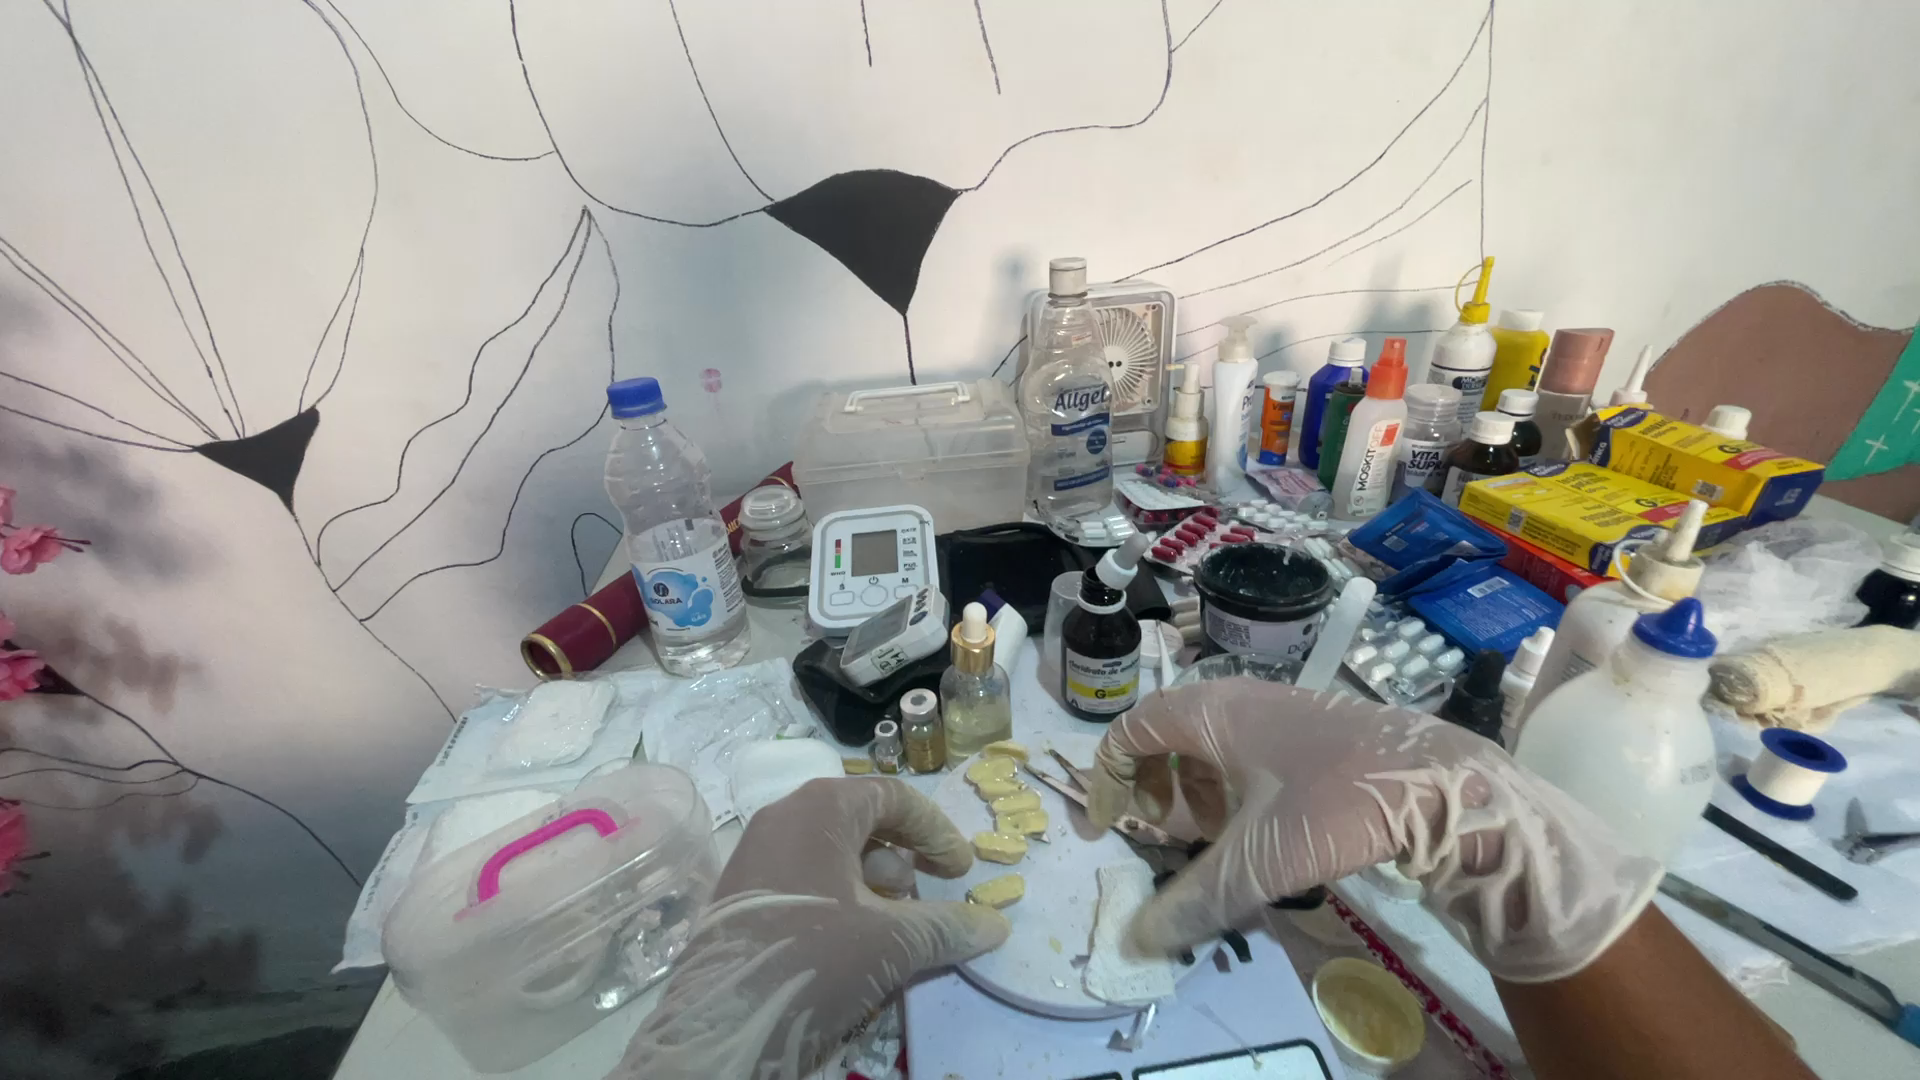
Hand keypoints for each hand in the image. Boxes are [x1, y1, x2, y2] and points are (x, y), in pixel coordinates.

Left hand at [614, 777, 1009, 1079]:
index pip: (894, 796)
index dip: (936, 830)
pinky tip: (850, 931)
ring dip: (873, 875)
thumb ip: (946, 927)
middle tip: (931, 888)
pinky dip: (839, 889)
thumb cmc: (813, 958)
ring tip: (893, 917)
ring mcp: (757, 848)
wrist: (719, 1025)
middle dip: (905, 853)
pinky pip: (804, 868)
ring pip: (832, 845)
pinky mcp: (740, 886)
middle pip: (862, 817)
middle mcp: (785, 813)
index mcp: (822, 807)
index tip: (961, 870)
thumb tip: (995, 926)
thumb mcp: (890, 943)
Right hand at [1086, 678, 1661, 982]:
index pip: (1127, 732)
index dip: (1105, 779)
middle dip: (1147, 783)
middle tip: (1157, 830)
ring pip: (1200, 740)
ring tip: (1206, 833)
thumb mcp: (1260, 859)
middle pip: (1160, 733)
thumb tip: (1138, 940)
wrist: (1444, 781)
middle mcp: (1229, 698)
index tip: (1103, 826)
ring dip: (1187, 784)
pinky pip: (1236, 746)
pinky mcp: (1299, 725)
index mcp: (1205, 713)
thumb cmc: (1336, 804)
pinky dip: (1224, 783)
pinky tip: (1253, 822)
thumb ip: (1194, 900)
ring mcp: (1268, 707)